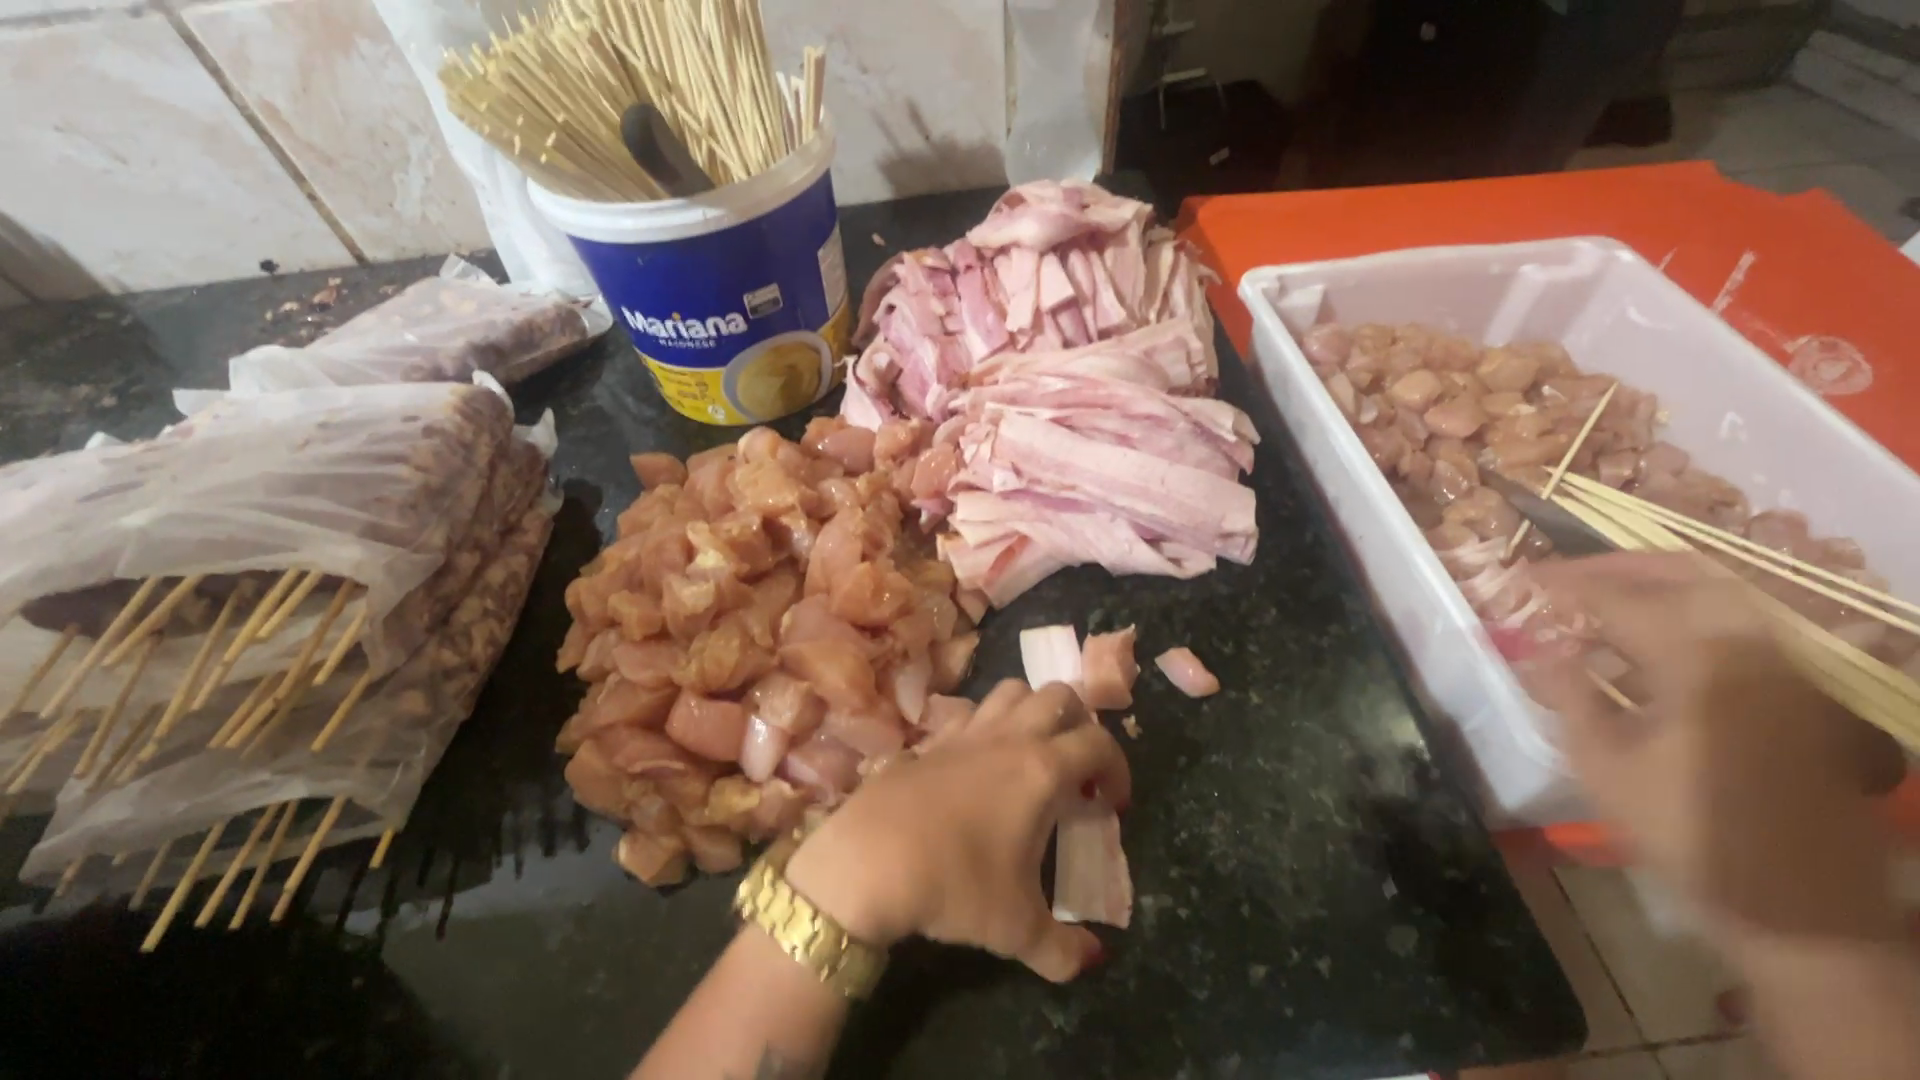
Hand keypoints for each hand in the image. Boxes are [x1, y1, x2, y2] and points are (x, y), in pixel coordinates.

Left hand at [782, 680, 1128, 981]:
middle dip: (1079, 724)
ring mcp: (965, 733)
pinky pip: (968, 713)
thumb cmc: (955, 886)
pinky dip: (985, 726)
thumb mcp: (1016, 929)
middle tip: (1075, 771)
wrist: (868, 861)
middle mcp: (1008, 738)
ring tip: (1031, 757)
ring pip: (1012, 691)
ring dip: (1032, 712)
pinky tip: (978, 765)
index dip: (1117, 768)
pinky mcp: (929, 740)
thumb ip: (1063, 948)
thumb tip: (1091, 959)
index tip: (1111, 805)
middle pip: (1059, 696)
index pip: (1098, 742)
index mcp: (1042, 770)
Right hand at [1527, 554, 1897, 943]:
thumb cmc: (1685, 832)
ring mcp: (1785, 669)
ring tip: (1598, 611)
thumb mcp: (1603, 765)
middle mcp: (1752, 649)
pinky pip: (1737, 631)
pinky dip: (1686, 622)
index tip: (1522, 578)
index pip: (1623, 596)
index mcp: (1701, 662)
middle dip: (1618, 567)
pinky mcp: (1797, 694)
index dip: (1567, 582)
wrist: (1796, 902)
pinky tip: (1645, 652)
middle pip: (1686, 573)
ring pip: (1720, 598)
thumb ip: (1569, 695)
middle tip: (1565, 579)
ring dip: (1654, 591)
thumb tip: (1541, 650)